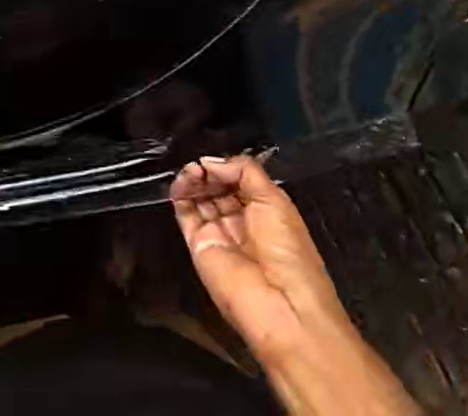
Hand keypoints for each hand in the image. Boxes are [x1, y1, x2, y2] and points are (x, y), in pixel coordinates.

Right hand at [172, 155, 419, 415]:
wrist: (280, 306)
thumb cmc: (288, 251)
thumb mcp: (275, 200)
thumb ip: (244, 170)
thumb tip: (210, 161)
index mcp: (266, 212)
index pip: (240, 181)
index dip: (227, 167)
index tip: (217, 160)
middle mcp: (242, 222)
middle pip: (217, 187)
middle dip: (208, 172)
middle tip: (201, 166)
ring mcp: (219, 234)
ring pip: (199, 197)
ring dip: (193, 179)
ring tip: (191, 172)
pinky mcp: (198, 245)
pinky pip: (185, 214)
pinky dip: (180, 196)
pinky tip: (182, 183)